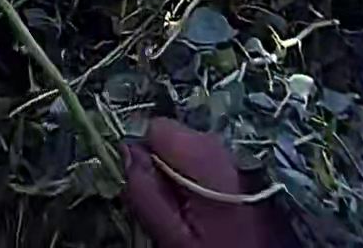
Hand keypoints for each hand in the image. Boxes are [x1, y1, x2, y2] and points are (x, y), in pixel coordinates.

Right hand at [123, 120, 267, 247]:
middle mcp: (217, 142)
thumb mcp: (172, 237)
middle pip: (170, 135)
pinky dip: (195, 178)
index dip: (144, 155)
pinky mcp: (237, 166)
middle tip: (170, 208)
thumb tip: (125, 148)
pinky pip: (200, 159)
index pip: (154, 127)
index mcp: (201, 153)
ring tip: (189, 214)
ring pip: (183, 148)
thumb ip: (144, 191)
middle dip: (161, 164)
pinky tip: (204, 209)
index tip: (151, 189)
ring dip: (178, 173)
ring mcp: (230, 152)